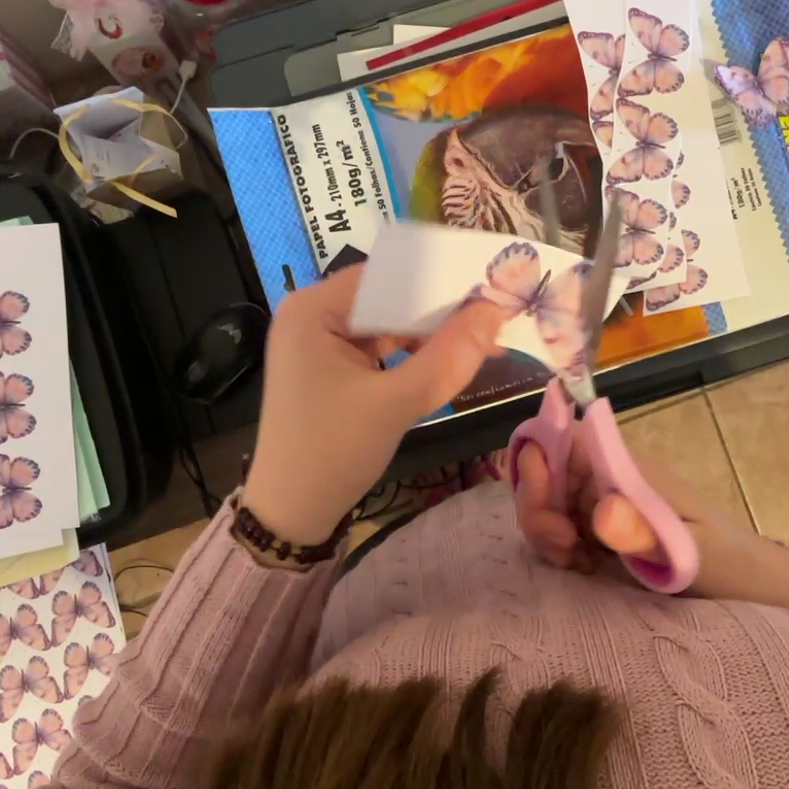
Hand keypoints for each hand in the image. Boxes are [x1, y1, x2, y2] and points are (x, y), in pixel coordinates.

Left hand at [243, 266, 506, 544]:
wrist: (291, 512)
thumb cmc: (333, 452)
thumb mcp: (396, 403)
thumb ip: (448, 356)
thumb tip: (495, 310)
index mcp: (313, 309)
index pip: (389, 276)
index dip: (441, 282)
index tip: (492, 291)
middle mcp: (312, 314)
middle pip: (389, 296)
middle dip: (440, 311)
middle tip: (497, 317)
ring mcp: (319, 341)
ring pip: (388, 322)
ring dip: (431, 334)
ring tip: (484, 340)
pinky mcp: (329, 366)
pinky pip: (379, 346)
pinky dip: (412, 354)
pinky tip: (448, 361)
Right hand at [514, 439, 788, 614]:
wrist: (748, 588)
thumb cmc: (727, 562)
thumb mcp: (694, 552)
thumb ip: (647, 533)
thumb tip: (601, 511)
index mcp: (625, 467)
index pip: (560, 435)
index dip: (535, 459)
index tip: (545, 505)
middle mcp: (604, 477)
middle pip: (540, 472)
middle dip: (536, 510)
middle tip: (564, 548)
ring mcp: (597, 504)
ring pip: (541, 503)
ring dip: (543, 534)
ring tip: (576, 563)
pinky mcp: (594, 531)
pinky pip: (553, 530)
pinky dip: (554, 550)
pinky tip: (581, 568)